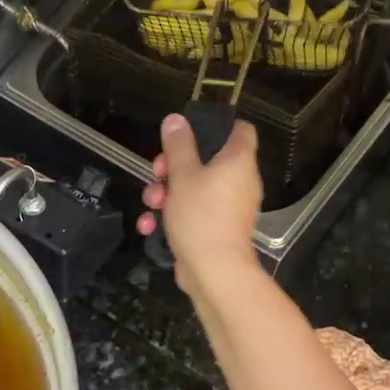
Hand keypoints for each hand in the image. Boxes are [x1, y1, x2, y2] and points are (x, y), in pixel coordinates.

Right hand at [138, 113, 262, 292]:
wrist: (213, 270)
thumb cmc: (201, 216)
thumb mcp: (183, 175)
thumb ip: (178, 146)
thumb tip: (175, 118)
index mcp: (238, 161)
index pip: (240, 130)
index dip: (215, 127)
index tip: (188, 135)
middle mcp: (238, 182)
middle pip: (206, 161)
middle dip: (173, 168)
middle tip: (157, 174)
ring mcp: (227, 208)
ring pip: (193, 190)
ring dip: (166, 195)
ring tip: (151, 205)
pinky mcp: (215, 230)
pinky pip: (193, 214)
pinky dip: (172, 217)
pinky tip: (150, 227)